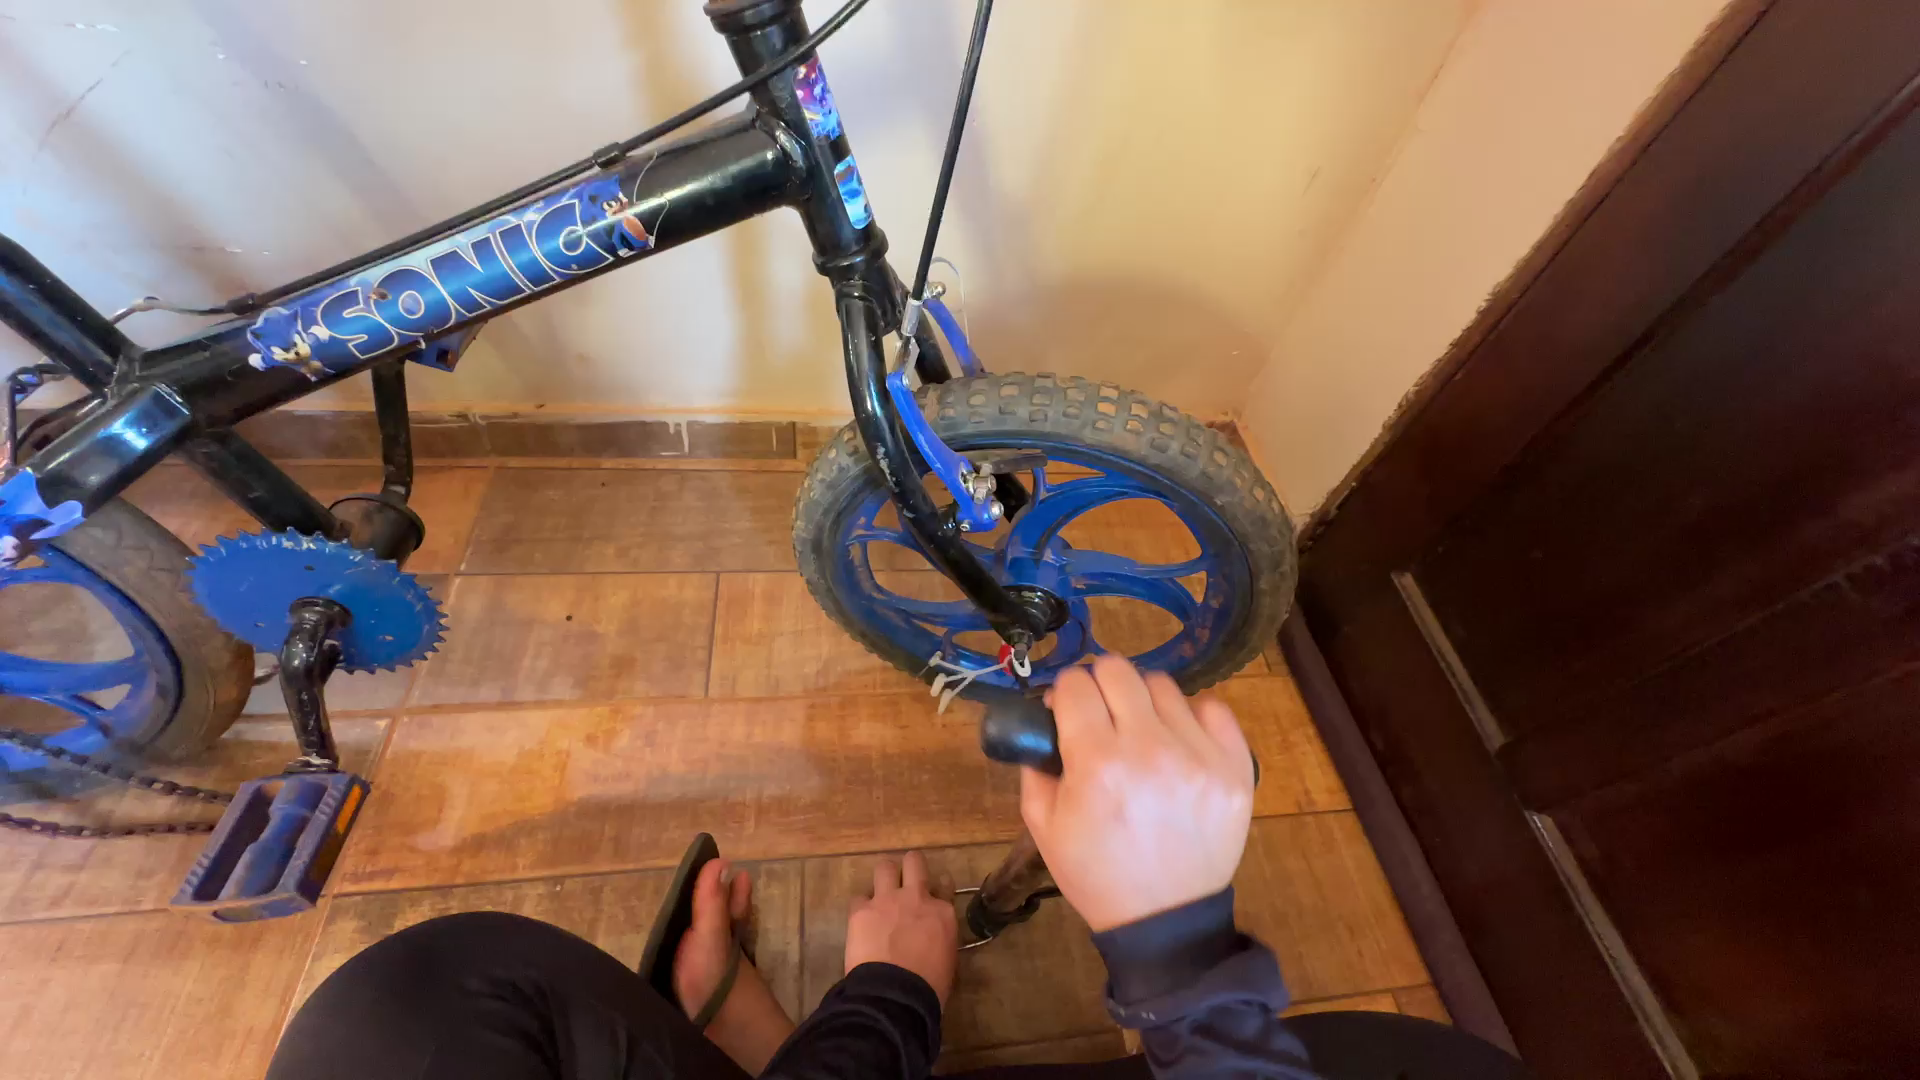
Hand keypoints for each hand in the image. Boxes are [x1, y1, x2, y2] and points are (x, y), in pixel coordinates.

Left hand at [845, 851, 958, 1003]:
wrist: (894, 997)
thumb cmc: (928, 989)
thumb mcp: (948, 961)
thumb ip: (942, 938)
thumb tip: (934, 938)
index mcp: (942, 913)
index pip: (945, 885)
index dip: (938, 887)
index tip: (932, 894)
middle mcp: (916, 897)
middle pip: (914, 861)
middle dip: (910, 866)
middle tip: (905, 880)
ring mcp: (887, 900)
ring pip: (885, 867)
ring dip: (884, 877)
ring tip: (881, 892)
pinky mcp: (861, 910)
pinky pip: (859, 898)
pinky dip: (861, 907)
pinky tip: (861, 920)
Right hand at [1021, 654, 1254, 931]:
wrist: (1166, 920)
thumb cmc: (1096, 871)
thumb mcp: (1042, 823)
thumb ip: (1035, 760)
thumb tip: (1048, 713)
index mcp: (1097, 763)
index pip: (1076, 683)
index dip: (1065, 691)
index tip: (1067, 708)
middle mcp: (1150, 748)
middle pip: (1118, 669)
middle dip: (1099, 683)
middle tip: (1100, 712)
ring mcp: (1199, 755)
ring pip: (1162, 685)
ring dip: (1143, 700)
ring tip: (1141, 730)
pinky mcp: (1235, 767)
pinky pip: (1213, 707)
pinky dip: (1191, 716)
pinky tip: (1179, 740)